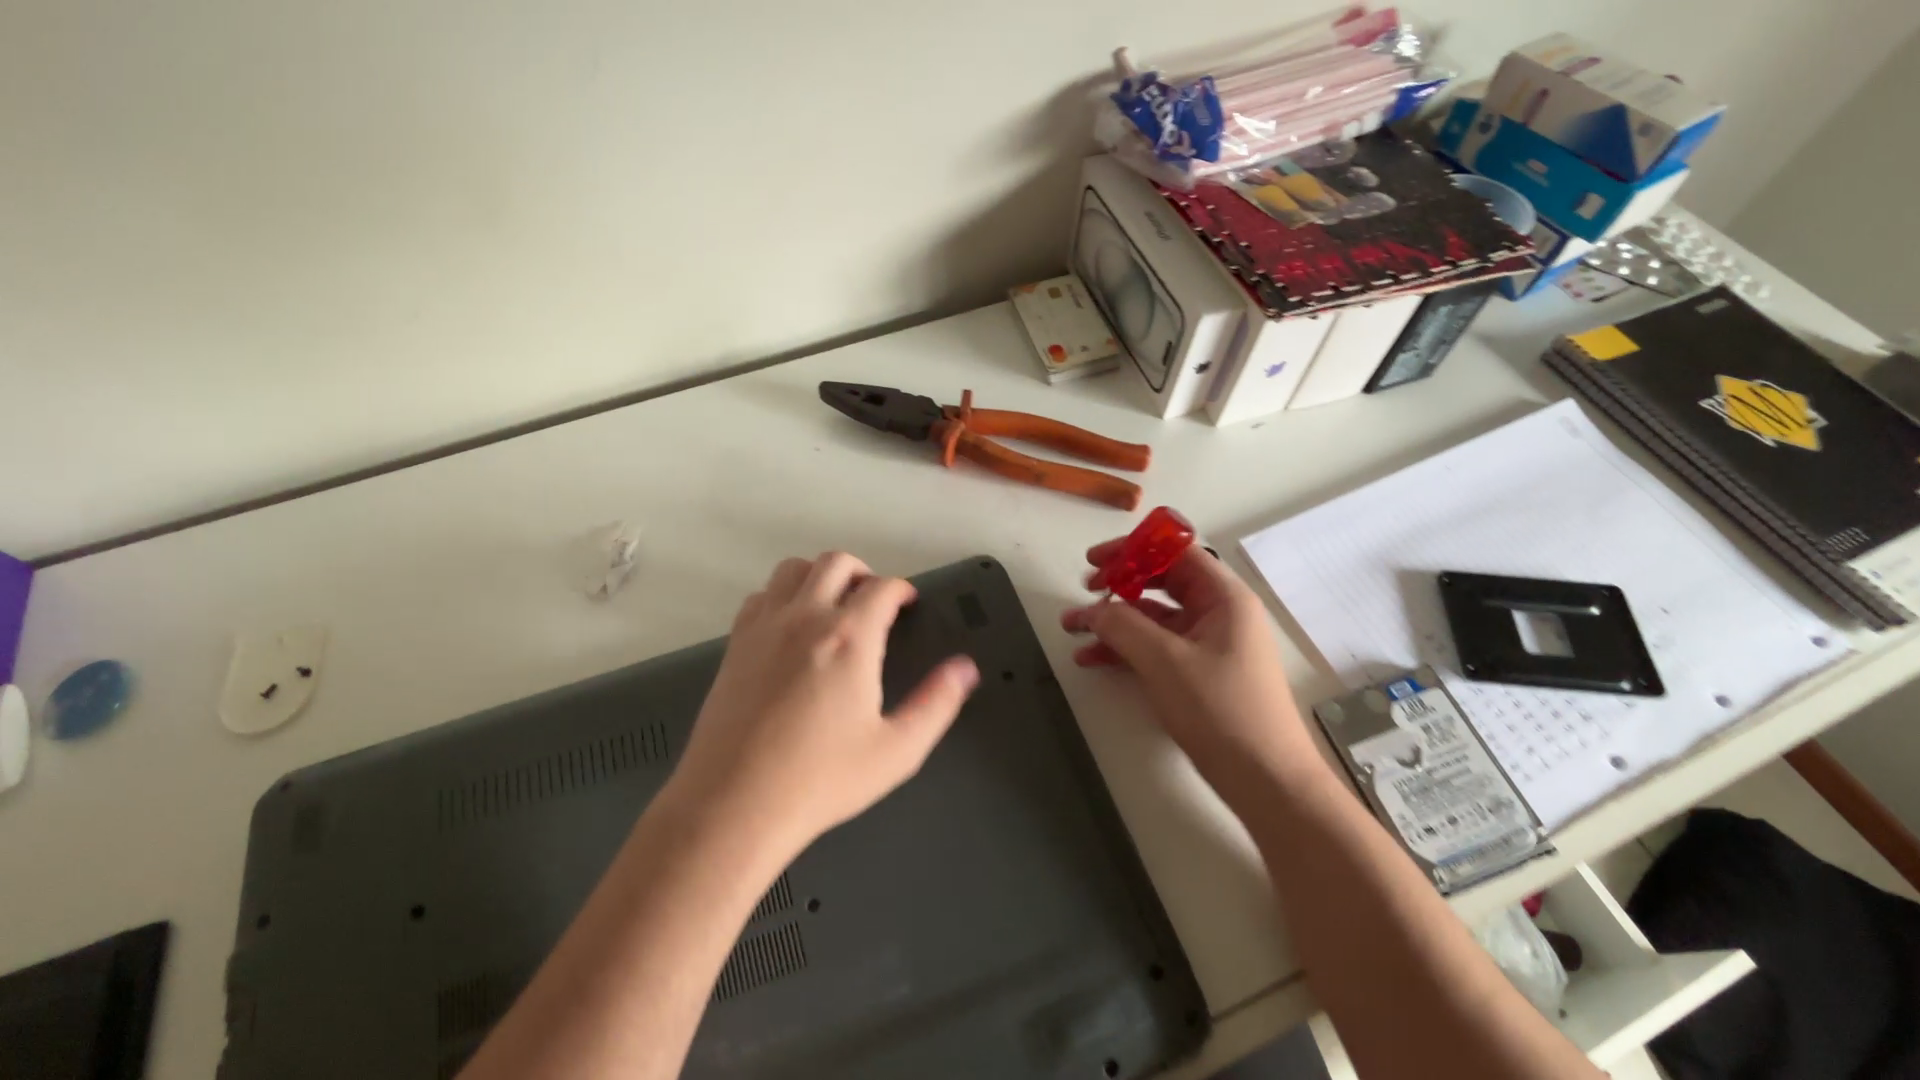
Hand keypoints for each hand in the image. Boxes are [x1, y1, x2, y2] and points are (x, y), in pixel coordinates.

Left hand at [666, 552, 979, 855]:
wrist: (735, 802)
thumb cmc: (820, 780)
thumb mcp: (896, 750)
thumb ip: (936, 703)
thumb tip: (964, 670)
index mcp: (849, 639)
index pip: (883, 588)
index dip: (902, 590)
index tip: (908, 604)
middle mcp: (805, 619)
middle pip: (836, 563)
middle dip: (863, 572)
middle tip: (874, 600)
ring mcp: (764, 628)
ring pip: (792, 569)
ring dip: (819, 575)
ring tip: (832, 603)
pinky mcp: (735, 645)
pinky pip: (760, 596)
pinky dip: (781, 596)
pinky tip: (788, 625)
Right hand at [1061, 534, 1319, 798]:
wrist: (1266, 780)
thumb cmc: (1222, 711)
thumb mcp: (1166, 662)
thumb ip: (1124, 626)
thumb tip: (1092, 609)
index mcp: (1224, 598)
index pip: (1176, 552)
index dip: (1133, 549)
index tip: (1095, 561)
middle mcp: (1218, 614)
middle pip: (1162, 581)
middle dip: (1119, 584)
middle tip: (1083, 591)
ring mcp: (1209, 645)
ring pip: (1153, 618)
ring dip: (1113, 621)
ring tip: (1071, 630)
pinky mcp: (1198, 674)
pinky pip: (1156, 648)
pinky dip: (1124, 649)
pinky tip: (1091, 659)